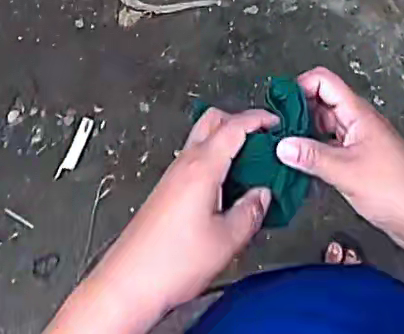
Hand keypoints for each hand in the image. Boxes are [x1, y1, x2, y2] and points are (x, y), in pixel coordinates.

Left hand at [75, 107, 276, 326]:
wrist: (128, 283)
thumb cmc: (168, 263)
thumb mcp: (225, 241)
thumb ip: (250, 212)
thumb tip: (263, 196)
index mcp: (202, 166)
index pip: (234, 125)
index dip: (259, 119)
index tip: (275, 121)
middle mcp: (186, 162)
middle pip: (215, 120)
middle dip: (241, 121)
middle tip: (263, 137)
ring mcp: (174, 174)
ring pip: (204, 138)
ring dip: (227, 140)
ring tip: (250, 164)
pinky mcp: (168, 189)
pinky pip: (196, 159)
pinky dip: (216, 159)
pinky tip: (227, 186)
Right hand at [275, 67, 403, 249]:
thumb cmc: (393, 189)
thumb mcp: (346, 171)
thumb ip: (312, 156)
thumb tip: (281, 145)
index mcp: (356, 112)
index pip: (323, 81)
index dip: (300, 86)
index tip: (281, 106)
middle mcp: (356, 120)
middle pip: (321, 100)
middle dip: (297, 110)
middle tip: (276, 130)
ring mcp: (356, 139)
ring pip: (323, 124)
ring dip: (304, 132)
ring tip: (283, 148)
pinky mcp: (357, 158)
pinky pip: (329, 144)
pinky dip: (314, 149)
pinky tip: (301, 165)